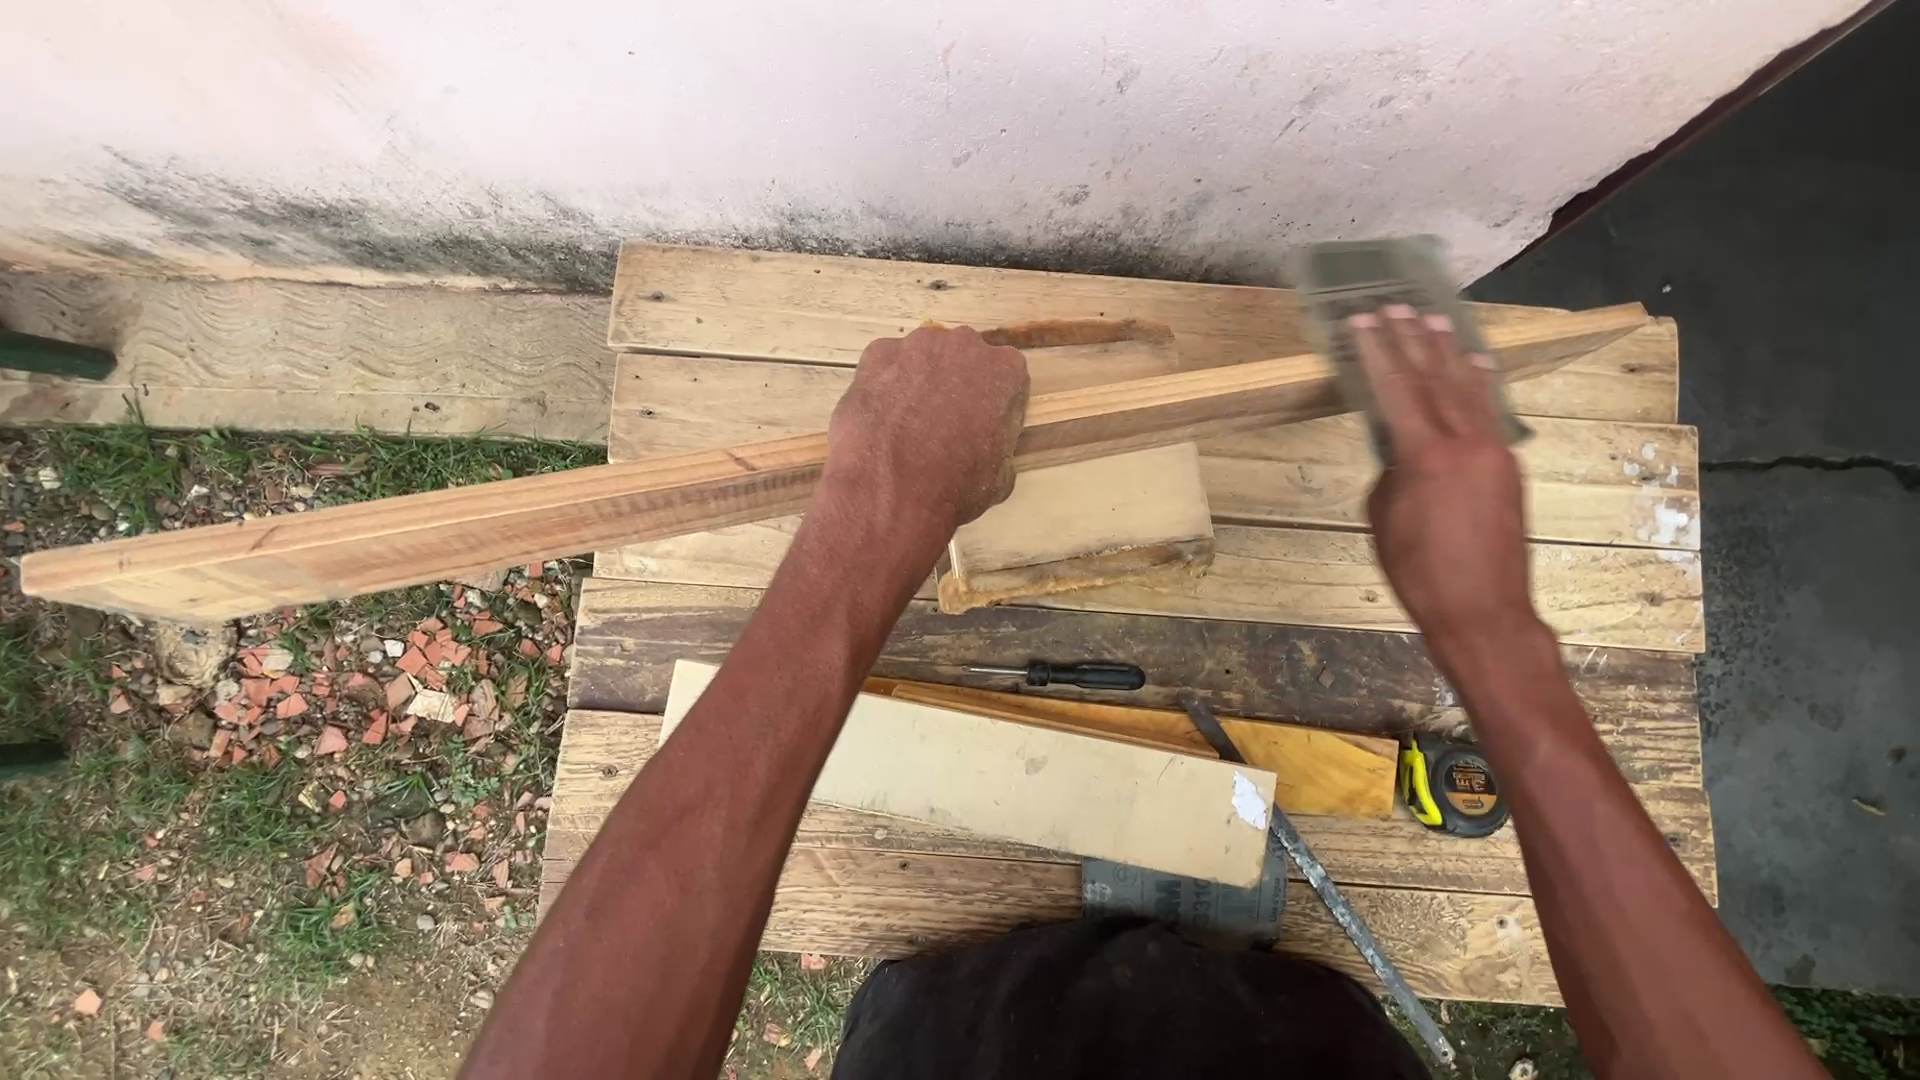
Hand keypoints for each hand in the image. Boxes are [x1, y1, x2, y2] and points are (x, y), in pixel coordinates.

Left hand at [823, 326, 1029, 536]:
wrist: (894, 490)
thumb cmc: (956, 487)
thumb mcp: (999, 476)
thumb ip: (998, 444)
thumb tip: (986, 449)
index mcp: (1007, 371)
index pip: (1005, 378)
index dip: (990, 403)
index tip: (979, 424)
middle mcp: (966, 345)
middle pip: (963, 358)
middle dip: (954, 384)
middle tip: (941, 423)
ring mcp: (919, 345)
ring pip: (922, 357)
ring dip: (918, 381)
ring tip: (905, 423)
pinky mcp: (878, 353)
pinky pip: (885, 363)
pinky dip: (883, 384)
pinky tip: (881, 416)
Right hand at [1351, 305, 1543, 662]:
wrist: (1483, 608)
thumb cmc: (1418, 571)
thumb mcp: (1385, 516)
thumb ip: (1393, 472)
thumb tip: (1402, 451)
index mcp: (1426, 456)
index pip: (1396, 390)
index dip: (1377, 352)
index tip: (1363, 320)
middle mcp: (1465, 443)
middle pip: (1435, 379)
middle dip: (1413, 340)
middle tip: (1396, 306)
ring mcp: (1493, 452)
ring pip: (1470, 390)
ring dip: (1450, 353)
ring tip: (1436, 319)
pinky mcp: (1507, 467)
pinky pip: (1490, 412)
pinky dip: (1480, 384)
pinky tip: (1477, 366)